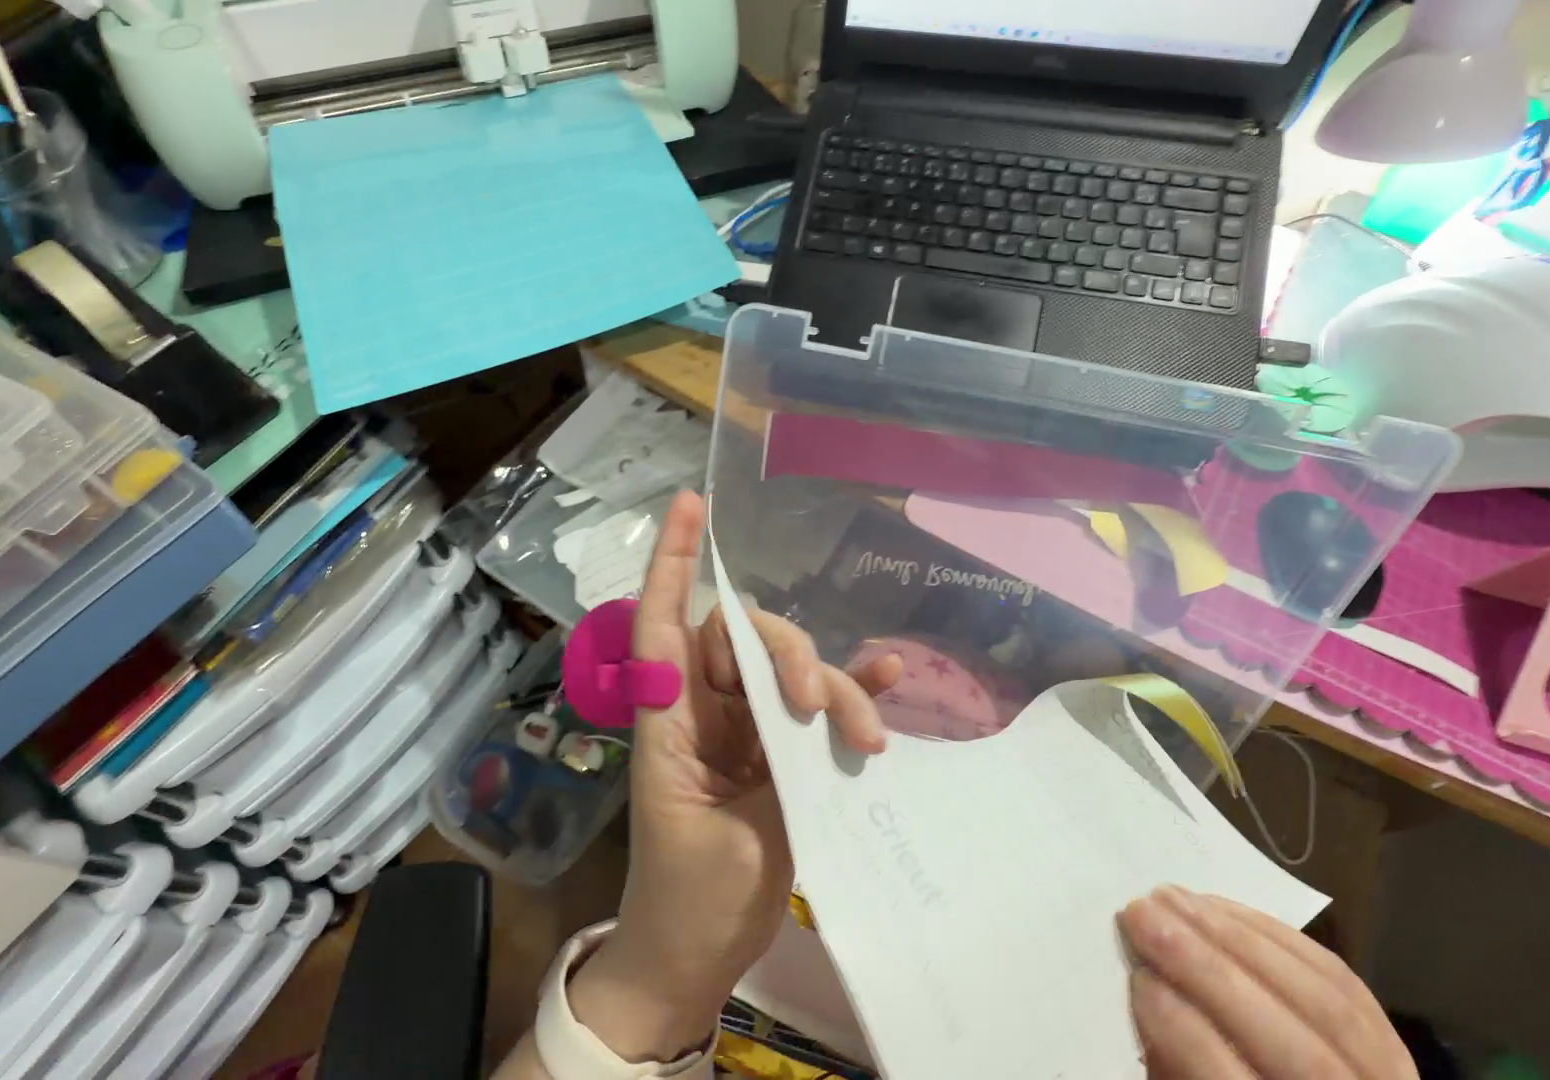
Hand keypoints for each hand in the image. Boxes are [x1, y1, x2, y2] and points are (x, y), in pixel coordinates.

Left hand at [569, 491, 901, 1061]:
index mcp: (672, 722)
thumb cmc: (692, 899)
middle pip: (744, 642)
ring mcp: (748, 734)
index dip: (670, 564)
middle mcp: (708, 713)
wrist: (692, 956)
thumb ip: (773, 771)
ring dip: (830, 689)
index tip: (687, 505)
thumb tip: (810, 723)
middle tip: (813, 708)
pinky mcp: (783, 759)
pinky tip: (886, 677)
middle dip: (786, 654)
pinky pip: (817, 711)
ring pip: (788, 675)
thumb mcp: (730, 836)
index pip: (662, 626)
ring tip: (865, 742)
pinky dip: (850, 693)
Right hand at [1120, 888, 1415, 1079]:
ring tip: (1170, 897)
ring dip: (1235, 936)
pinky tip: (1219, 906)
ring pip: (1323, 1003)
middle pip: (1294, 1045)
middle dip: (1206, 969)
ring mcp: (1389, 1079)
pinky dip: (1275, 934)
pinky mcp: (1393, 1043)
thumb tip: (1147, 986)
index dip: (1187, 1033)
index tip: (1138, 978)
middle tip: (1141, 914)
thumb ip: (1172, 1059)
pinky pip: (1340, 980)